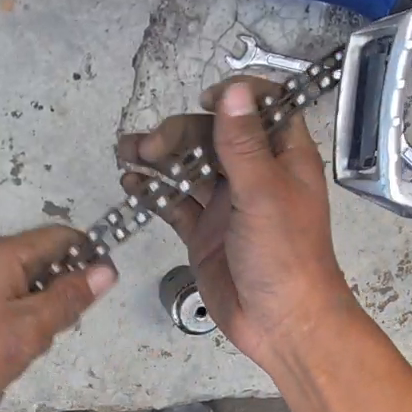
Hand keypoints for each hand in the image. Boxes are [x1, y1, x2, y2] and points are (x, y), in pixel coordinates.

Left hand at [0, 226, 117, 408]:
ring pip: (32, 281)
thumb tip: (107, 270)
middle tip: (59, 326)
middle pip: (47, 257)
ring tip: (33, 340)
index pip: (61, 235)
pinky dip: (26, 315)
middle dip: (63, 289)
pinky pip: (14, 296)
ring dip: (45, 308)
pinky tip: (20, 342)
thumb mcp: (34, 327)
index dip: (88, 255)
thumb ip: (71, 297)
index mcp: (5, 253)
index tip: (101, 289)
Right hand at [118, 78, 356, 375]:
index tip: (207, 100)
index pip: (264, 108)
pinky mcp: (202, 235)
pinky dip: (154, 195)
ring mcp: (225, 207)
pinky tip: (132, 186)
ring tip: (126, 155)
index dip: (237, 98)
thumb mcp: (264, 193)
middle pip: (213, 138)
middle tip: (150, 147)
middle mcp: (253, 176)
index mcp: (283, 158)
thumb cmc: (285, 255)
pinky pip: (175, 206)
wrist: (280, 321)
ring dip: (158, 161)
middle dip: (179, 134)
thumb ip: (243, 144)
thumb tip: (232, 89)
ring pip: (188, 171)